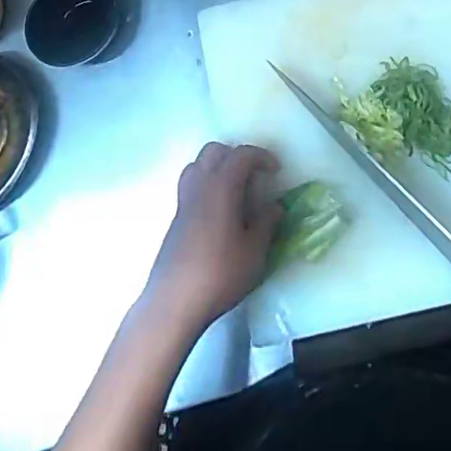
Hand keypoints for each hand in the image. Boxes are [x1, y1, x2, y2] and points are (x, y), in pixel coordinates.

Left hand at [140, 143, 281, 332]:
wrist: (175, 299)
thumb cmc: (220, 273)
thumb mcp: (254, 252)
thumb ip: (266, 223)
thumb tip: (275, 207)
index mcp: (221, 187)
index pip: (240, 155)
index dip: (260, 156)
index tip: (275, 169)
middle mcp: (199, 185)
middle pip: (214, 151)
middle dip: (236, 155)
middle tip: (254, 176)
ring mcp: (183, 199)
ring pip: (198, 164)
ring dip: (218, 166)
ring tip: (236, 189)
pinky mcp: (176, 215)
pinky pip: (191, 183)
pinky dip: (207, 182)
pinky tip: (219, 209)